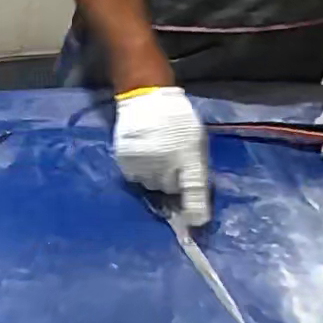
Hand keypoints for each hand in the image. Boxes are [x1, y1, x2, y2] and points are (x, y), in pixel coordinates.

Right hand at [114, 86, 210, 226]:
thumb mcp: (195, 138)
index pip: (194, 187)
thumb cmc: (176, 118)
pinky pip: (134, 178)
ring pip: (151, 185)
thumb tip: (192, 187)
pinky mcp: (125, 162)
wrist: (145, 100)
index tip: (197, 222)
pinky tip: (142, 158)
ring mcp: (143, 163)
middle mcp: (164, 163)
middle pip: (169, 189)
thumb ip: (194, 162)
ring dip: (155, 178)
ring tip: (156, 160)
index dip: (196, 206)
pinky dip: (139, 173)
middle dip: (173, 182)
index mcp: (188, 155)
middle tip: (172, 167)